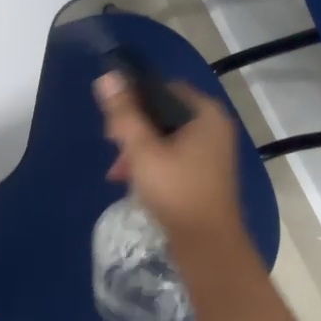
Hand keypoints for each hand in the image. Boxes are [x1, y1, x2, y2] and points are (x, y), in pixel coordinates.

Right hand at [94, 72, 246, 252]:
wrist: (206, 243)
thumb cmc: (175, 190)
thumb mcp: (142, 149)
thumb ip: (124, 113)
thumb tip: (107, 77)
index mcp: (205, 114)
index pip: (165, 87)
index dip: (136, 97)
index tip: (114, 119)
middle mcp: (213, 127)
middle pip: (163, 113)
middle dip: (134, 129)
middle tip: (113, 147)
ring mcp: (212, 152)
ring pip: (166, 137)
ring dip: (139, 149)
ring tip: (120, 171)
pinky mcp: (205, 173)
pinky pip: (173, 155)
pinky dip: (153, 163)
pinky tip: (134, 182)